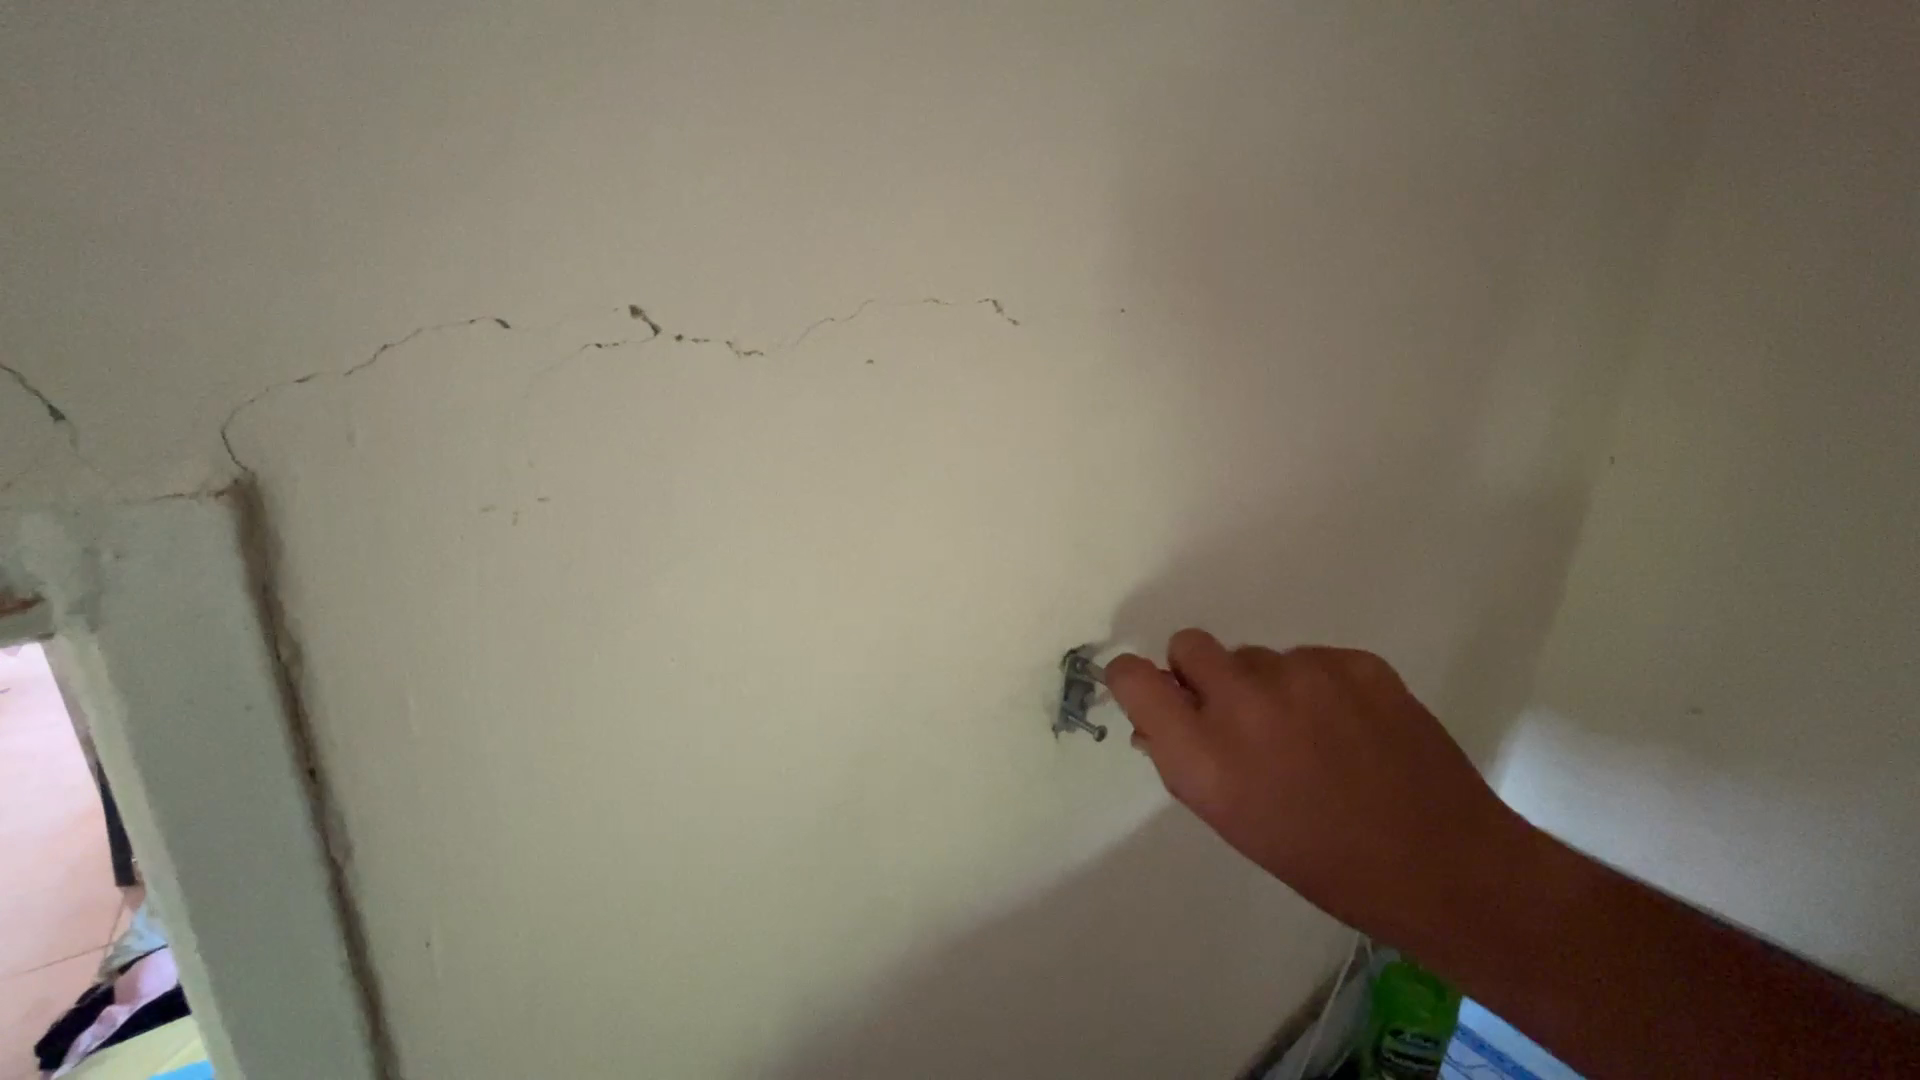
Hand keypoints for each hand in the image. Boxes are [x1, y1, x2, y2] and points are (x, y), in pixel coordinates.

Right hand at [1105, 629, 1530, 950]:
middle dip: (1201, 674)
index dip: (1137, 681)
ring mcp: (1303, 673)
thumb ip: (1182, 760)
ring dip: (1265, 685)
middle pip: (1189, 644)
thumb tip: (1155, 722)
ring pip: (1257, 656)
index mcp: (1201, 752)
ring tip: (1309, 735)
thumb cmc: (1318, 860)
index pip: (1132, 676)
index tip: (1156, 697)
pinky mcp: (1356, 661)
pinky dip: (1318, 686)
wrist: (1441, 864)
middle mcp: (1243, 700)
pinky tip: (1351, 729)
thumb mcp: (1229, 820)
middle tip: (1236, 715)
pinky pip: (1311, 659)